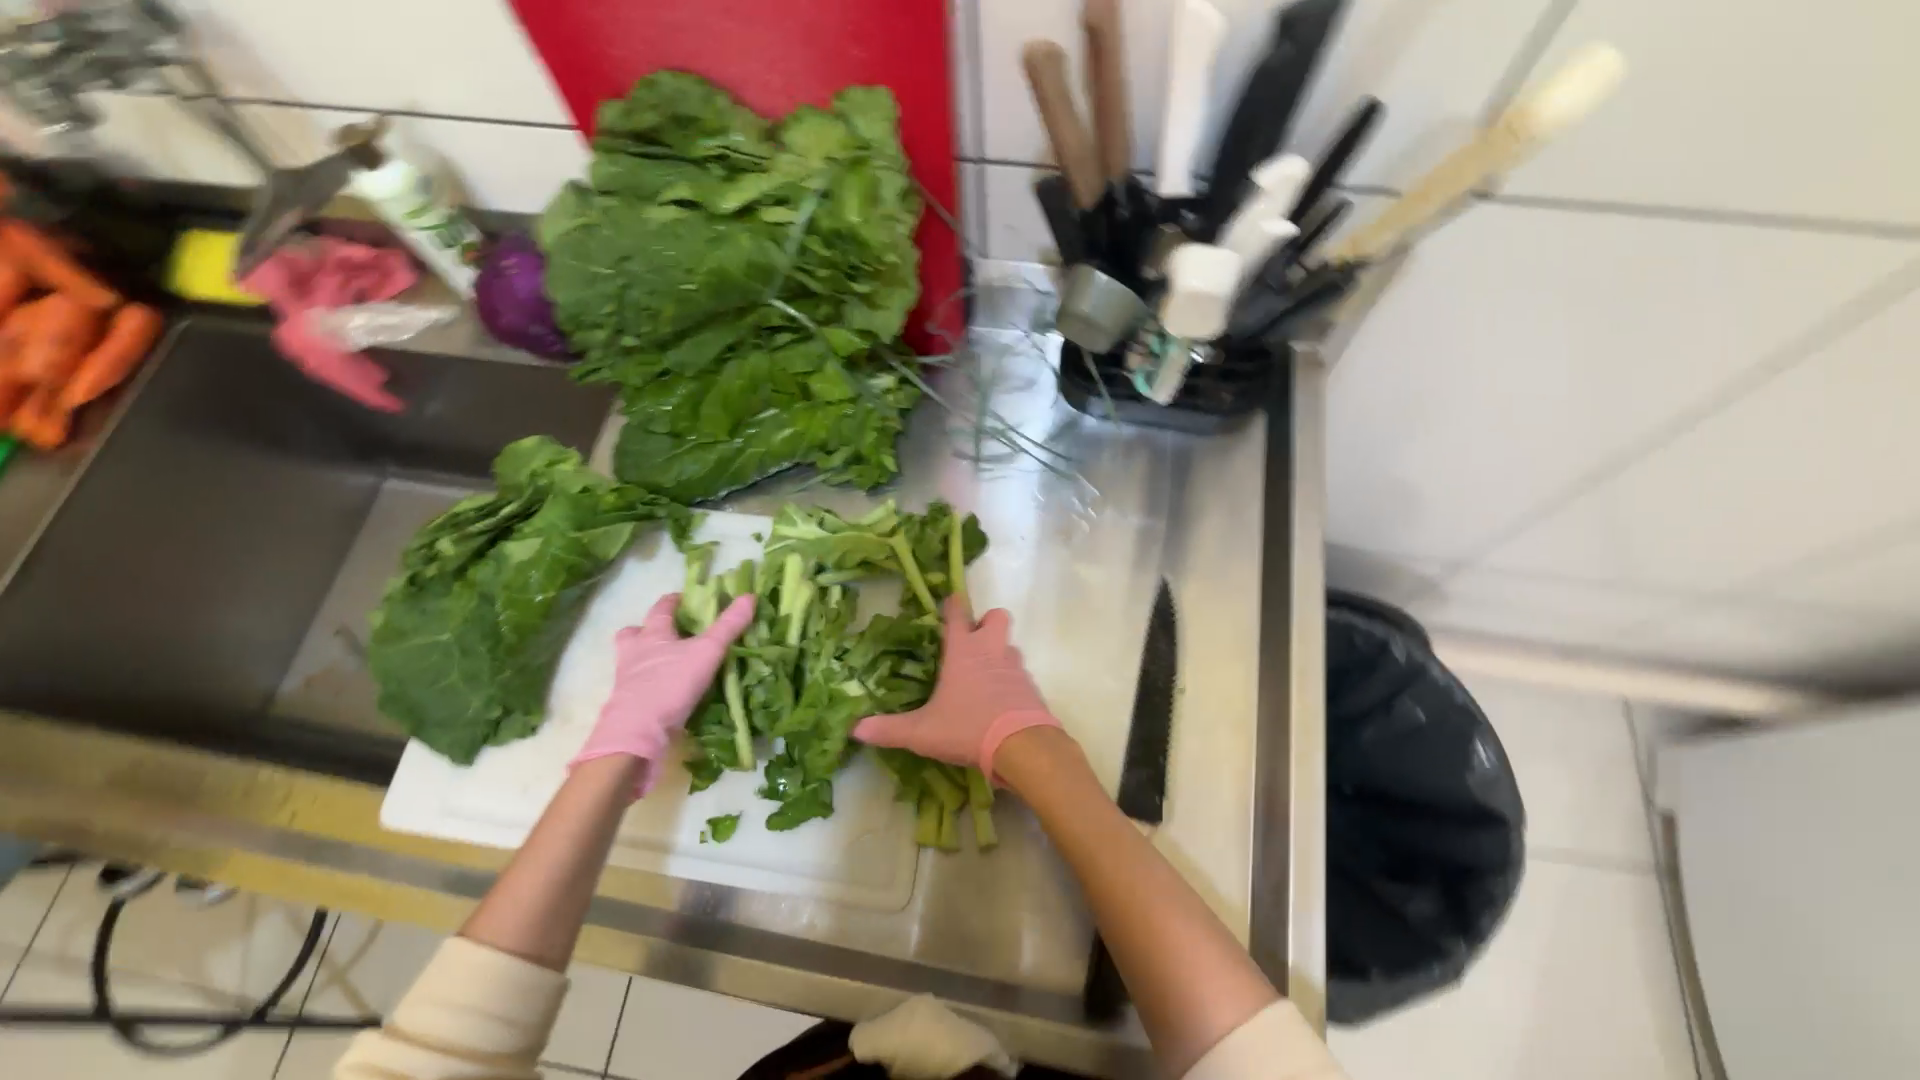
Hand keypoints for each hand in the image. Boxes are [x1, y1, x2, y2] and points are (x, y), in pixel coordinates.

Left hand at [569, 592, 754, 799]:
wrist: (637, 731)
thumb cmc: (671, 683)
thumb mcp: (707, 652)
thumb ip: (728, 626)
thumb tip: (750, 596)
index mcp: (652, 635)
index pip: (660, 609)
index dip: (672, 601)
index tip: (683, 598)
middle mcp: (634, 653)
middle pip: (632, 634)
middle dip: (645, 630)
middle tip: (665, 633)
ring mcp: (626, 680)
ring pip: (631, 661)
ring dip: (644, 659)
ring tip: (665, 665)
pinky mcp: (627, 704)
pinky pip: (636, 688)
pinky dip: (649, 687)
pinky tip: (664, 694)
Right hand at [853, 596, 1062, 781]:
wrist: (1022, 746)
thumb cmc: (968, 728)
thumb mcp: (922, 732)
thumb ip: (890, 729)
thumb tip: (856, 729)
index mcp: (963, 652)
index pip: (957, 616)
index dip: (952, 605)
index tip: (950, 599)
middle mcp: (992, 651)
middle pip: (996, 617)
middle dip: (986, 622)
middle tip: (972, 642)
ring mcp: (1016, 668)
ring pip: (1010, 646)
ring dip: (999, 654)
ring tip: (983, 677)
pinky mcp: (1031, 688)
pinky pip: (1020, 675)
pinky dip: (1011, 682)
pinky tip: (1000, 703)